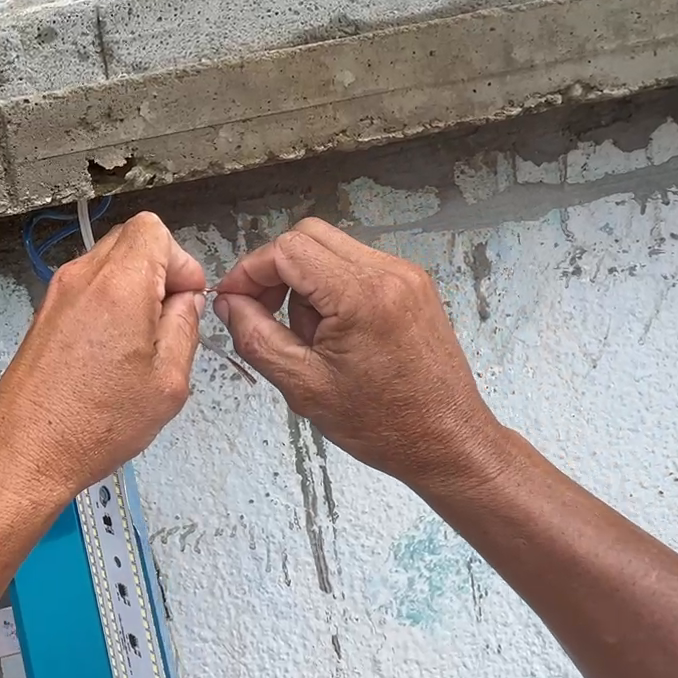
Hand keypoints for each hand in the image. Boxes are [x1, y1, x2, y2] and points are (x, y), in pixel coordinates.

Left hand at [0, 212, 206, 498]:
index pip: (153, 229)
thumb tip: (186, 301)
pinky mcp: (45, 311)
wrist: (25, 450)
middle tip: (165, 321)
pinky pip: (87, 286)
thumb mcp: (168, 380)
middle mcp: (83, 276)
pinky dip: (108, 302)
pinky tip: (111, 351)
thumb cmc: (98, 422)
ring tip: (138, 342)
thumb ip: (185, 327)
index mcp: (118, 284)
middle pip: (131, 240)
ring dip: (133, 288)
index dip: (179, 260)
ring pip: (108, 263)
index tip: (184, 301)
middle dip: (158, 270)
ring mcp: (58, 291)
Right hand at [213, 218, 505, 493]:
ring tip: (306, 332)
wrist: (449, 442)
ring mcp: (404, 273)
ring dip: (301, 278)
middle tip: (262, 311)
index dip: (250, 271)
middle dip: (274, 269)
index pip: (287, 250)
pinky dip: (328, 284)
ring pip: (328, 246)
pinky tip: (330, 328)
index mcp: (361, 295)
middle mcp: (387, 271)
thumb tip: (229, 302)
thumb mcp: (303, 386)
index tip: (233, 301)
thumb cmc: (381, 424)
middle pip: (306, 235)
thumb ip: (255, 336)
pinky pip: (353, 262)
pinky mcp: (412, 283)